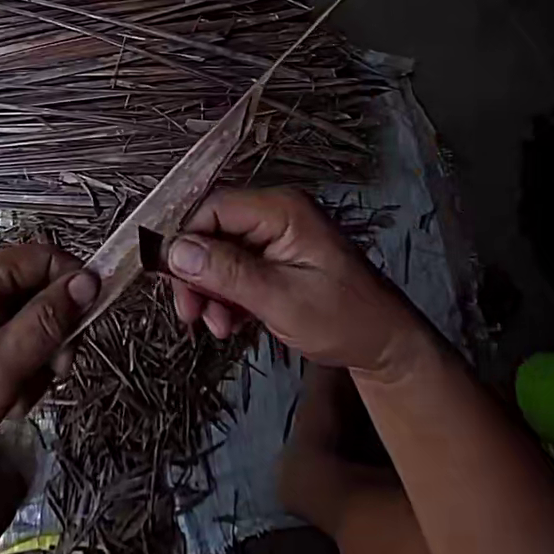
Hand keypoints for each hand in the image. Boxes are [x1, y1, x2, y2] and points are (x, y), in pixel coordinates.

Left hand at [0, 244, 98, 513]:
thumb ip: (47, 320)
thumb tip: (91, 279)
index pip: (47, 258)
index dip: (73, 286)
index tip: (85, 328)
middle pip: (42, 290)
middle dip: (56, 332)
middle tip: (56, 373)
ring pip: (34, 321)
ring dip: (41, 358)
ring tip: (22, 395)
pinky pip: (16, 344)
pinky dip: (24, 371)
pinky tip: (10, 400)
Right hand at [166, 188, 425, 376]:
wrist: (383, 345)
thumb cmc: (343, 318)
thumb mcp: (281, 298)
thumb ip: (227, 272)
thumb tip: (176, 251)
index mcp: (282, 208)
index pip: (215, 207)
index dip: (187, 239)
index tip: (171, 277)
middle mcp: (274, 214)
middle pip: (213, 231)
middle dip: (196, 272)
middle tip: (190, 312)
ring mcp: (274, 236)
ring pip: (218, 253)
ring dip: (209, 290)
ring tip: (217, 326)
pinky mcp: (272, 259)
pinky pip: (233, 269)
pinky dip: (225, 296)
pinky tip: (230, 323)